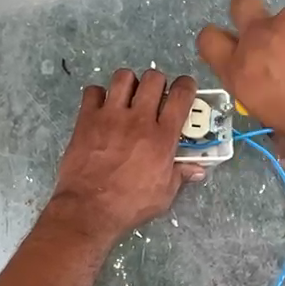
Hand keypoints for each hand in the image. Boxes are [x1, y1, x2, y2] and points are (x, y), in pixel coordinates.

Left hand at [44, 69, 204, 242]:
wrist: (88, 208)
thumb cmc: (129, 205)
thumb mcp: (163, 195)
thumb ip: (180, 175)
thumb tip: (198, 170)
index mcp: (162, 137)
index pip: (182, 95)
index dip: (187, 86)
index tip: (184, 90)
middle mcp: (139, 119)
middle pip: (153, 78)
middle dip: (157, 83)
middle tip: (154, 97)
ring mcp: (110, 116)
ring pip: (123, 77)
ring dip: (129, 84)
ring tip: (128, 98)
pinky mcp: (86, 119)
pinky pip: (93, 91)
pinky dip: (99, 95)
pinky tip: (101, 108)